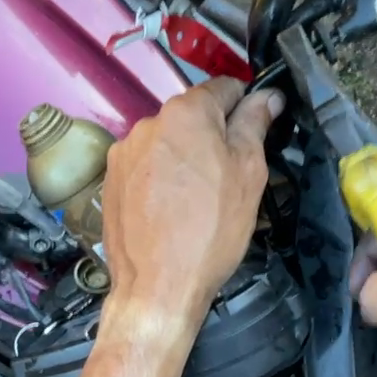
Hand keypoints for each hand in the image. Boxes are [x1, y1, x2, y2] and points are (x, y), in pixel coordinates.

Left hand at [98, 78, 281, 341]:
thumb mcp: (248, 174)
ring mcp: (124, 154)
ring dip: (184, 160)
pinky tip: (171, 212)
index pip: (223, 88)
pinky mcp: (110, 182)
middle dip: (211, 138)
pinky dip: (160, 181)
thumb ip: (255, 125)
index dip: (245, 105)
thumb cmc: (209, 233)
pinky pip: (145, 169)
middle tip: (229, 178)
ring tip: (197, 201)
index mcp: (185, 113)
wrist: (157, 288)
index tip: (254, 129)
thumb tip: (266, 96)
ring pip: (166, 144)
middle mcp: (147, 124)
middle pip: (191, 118)